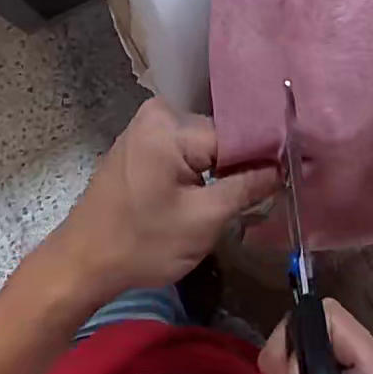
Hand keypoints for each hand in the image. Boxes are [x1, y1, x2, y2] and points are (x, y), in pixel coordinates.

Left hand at [44, 98, 278, 304]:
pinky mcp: (142, 142)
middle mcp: (159, 112)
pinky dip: (201, 168)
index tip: (289, 177)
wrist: (82, 261)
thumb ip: (246, 187)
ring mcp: (147, 126)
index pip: (236, 133)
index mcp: (171, 124)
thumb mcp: (203, 220)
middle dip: (243, 162)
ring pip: (205, 143)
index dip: (263, 158)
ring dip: (223, 167)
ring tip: (251, 191)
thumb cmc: (141, 244)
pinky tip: (216, 188)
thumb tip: (282, 167)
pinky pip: (185, 148)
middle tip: (272, 190)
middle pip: (220, 135)